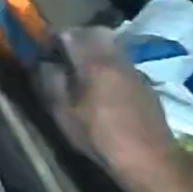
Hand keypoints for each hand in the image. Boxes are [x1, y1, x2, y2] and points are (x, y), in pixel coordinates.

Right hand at [39, 26, 181, 177]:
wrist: (150, 159)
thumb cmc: (100, 136)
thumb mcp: (63, 112)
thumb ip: (50, 81)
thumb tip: (44, 62)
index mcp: (94, 62)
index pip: (70, 33)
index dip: (53, 37)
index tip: (43, 48)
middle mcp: (116, 58)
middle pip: (95, 32)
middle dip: (76, 37)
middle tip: (62, 54)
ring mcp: (134, 70)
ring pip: (111, 45)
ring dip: (93, 50)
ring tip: (80, 71)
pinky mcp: (145, 84)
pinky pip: (121, 62)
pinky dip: (107, 65)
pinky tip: (101, 87)